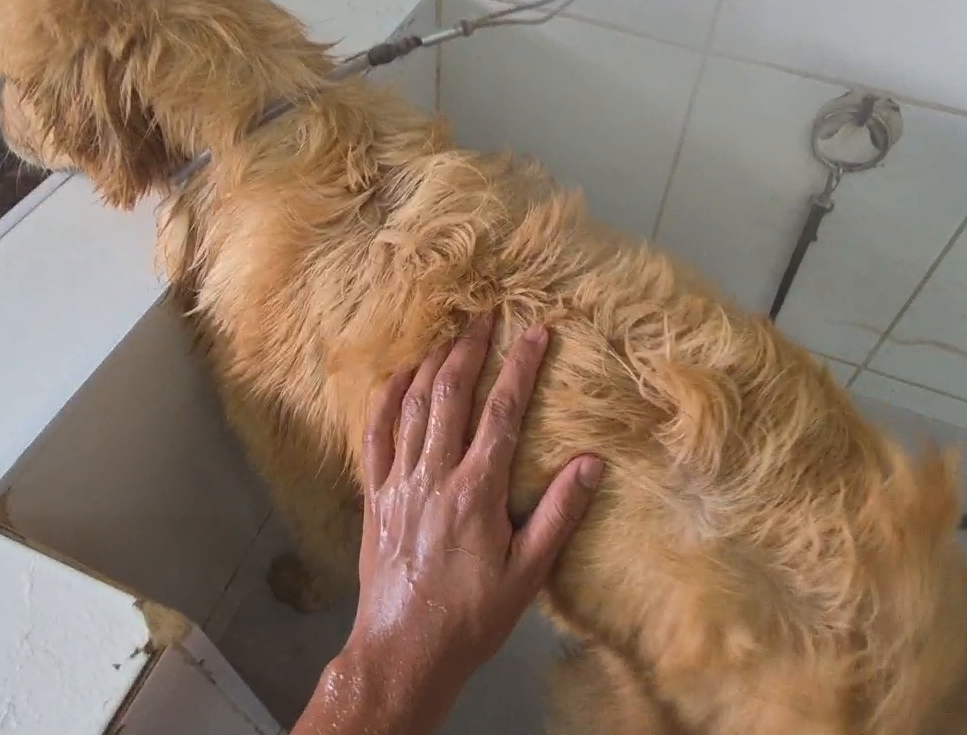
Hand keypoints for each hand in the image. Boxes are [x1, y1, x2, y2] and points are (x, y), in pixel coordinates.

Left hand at [294, 318, 603, 734]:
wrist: (403, 652)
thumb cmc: (472, 616)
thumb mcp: (527, 573)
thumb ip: (559, 514)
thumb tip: (592, 462)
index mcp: (476, 490)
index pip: (502, 412)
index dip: (521, 366)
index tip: (536, 331)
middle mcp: (434, 474)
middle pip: (451, 394)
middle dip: (470, 347)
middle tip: (485, 314)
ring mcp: (398, 480)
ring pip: (413, 405)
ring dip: (433, 362)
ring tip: (451, 333)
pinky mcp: (374, 493)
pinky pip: (375, 433)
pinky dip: (387, 397)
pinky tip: (400, 374)